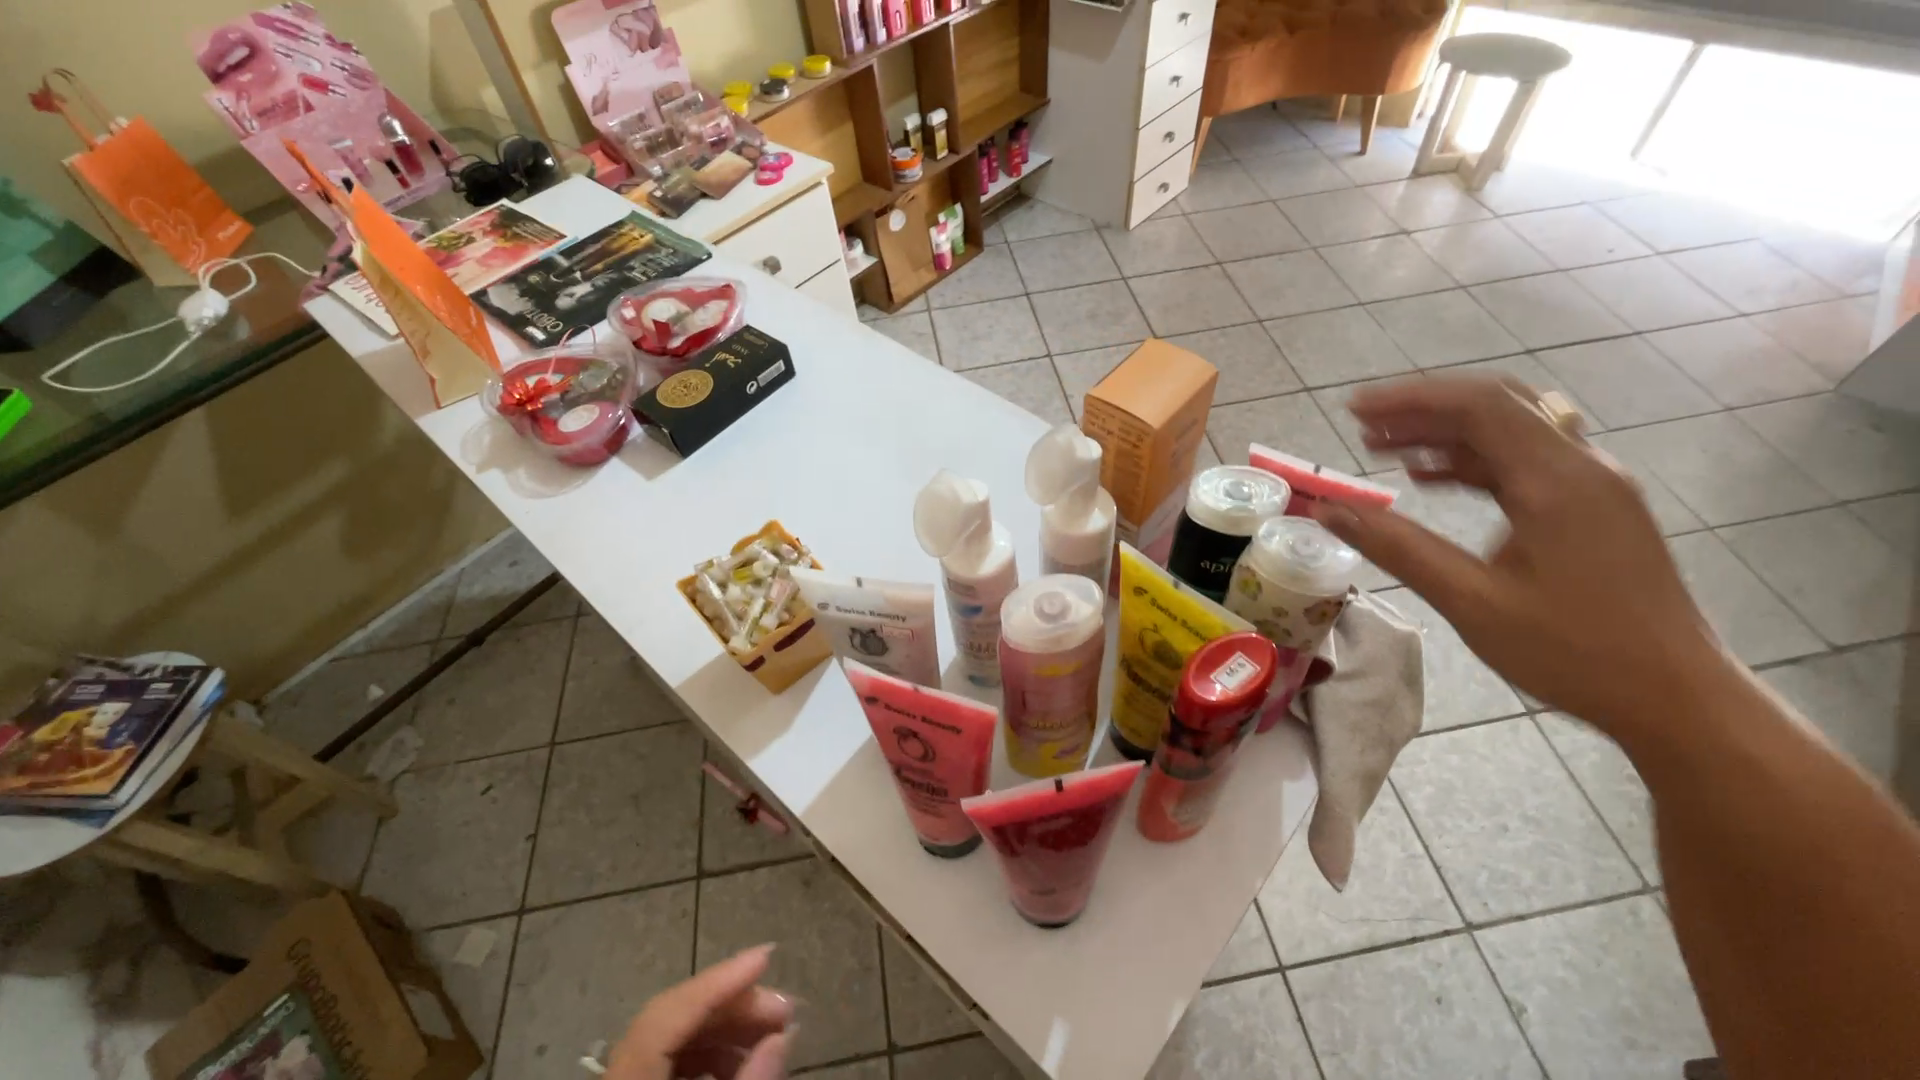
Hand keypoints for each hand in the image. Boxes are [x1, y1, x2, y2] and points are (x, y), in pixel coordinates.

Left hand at [606, 944, 793, 1079]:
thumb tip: (783, 1035)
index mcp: (627, 1079)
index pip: (667, 1015)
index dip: (717, 982)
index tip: (767, 957)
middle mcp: (615, 1075)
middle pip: (671, 1021)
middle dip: (731, 1008)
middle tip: (785, 1010)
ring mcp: (624, 1079)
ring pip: (671, 1041)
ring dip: (725, 1032)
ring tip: (772, 1038)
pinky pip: (666, 1064)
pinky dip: (709, 1058)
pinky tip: (743, 1063)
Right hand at [1308, 375, 1727, 740]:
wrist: (1676, 696)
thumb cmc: (1573, 652)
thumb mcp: (1472, 601)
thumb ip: (1399, 548)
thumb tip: (1330, 511)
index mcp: (1556, 480)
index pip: (1478, 405)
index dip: (1408, 399)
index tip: (1352, 409)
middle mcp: (1582, 466)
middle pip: (1497, 406)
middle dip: (1425, 409)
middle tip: (1364, 427)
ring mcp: (1595, 486)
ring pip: (1512, 433)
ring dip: (1447, 434)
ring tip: (1385, 451)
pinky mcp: (1596, 508)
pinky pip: (1527, 464)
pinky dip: (1475, 462)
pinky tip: (1433, 482)